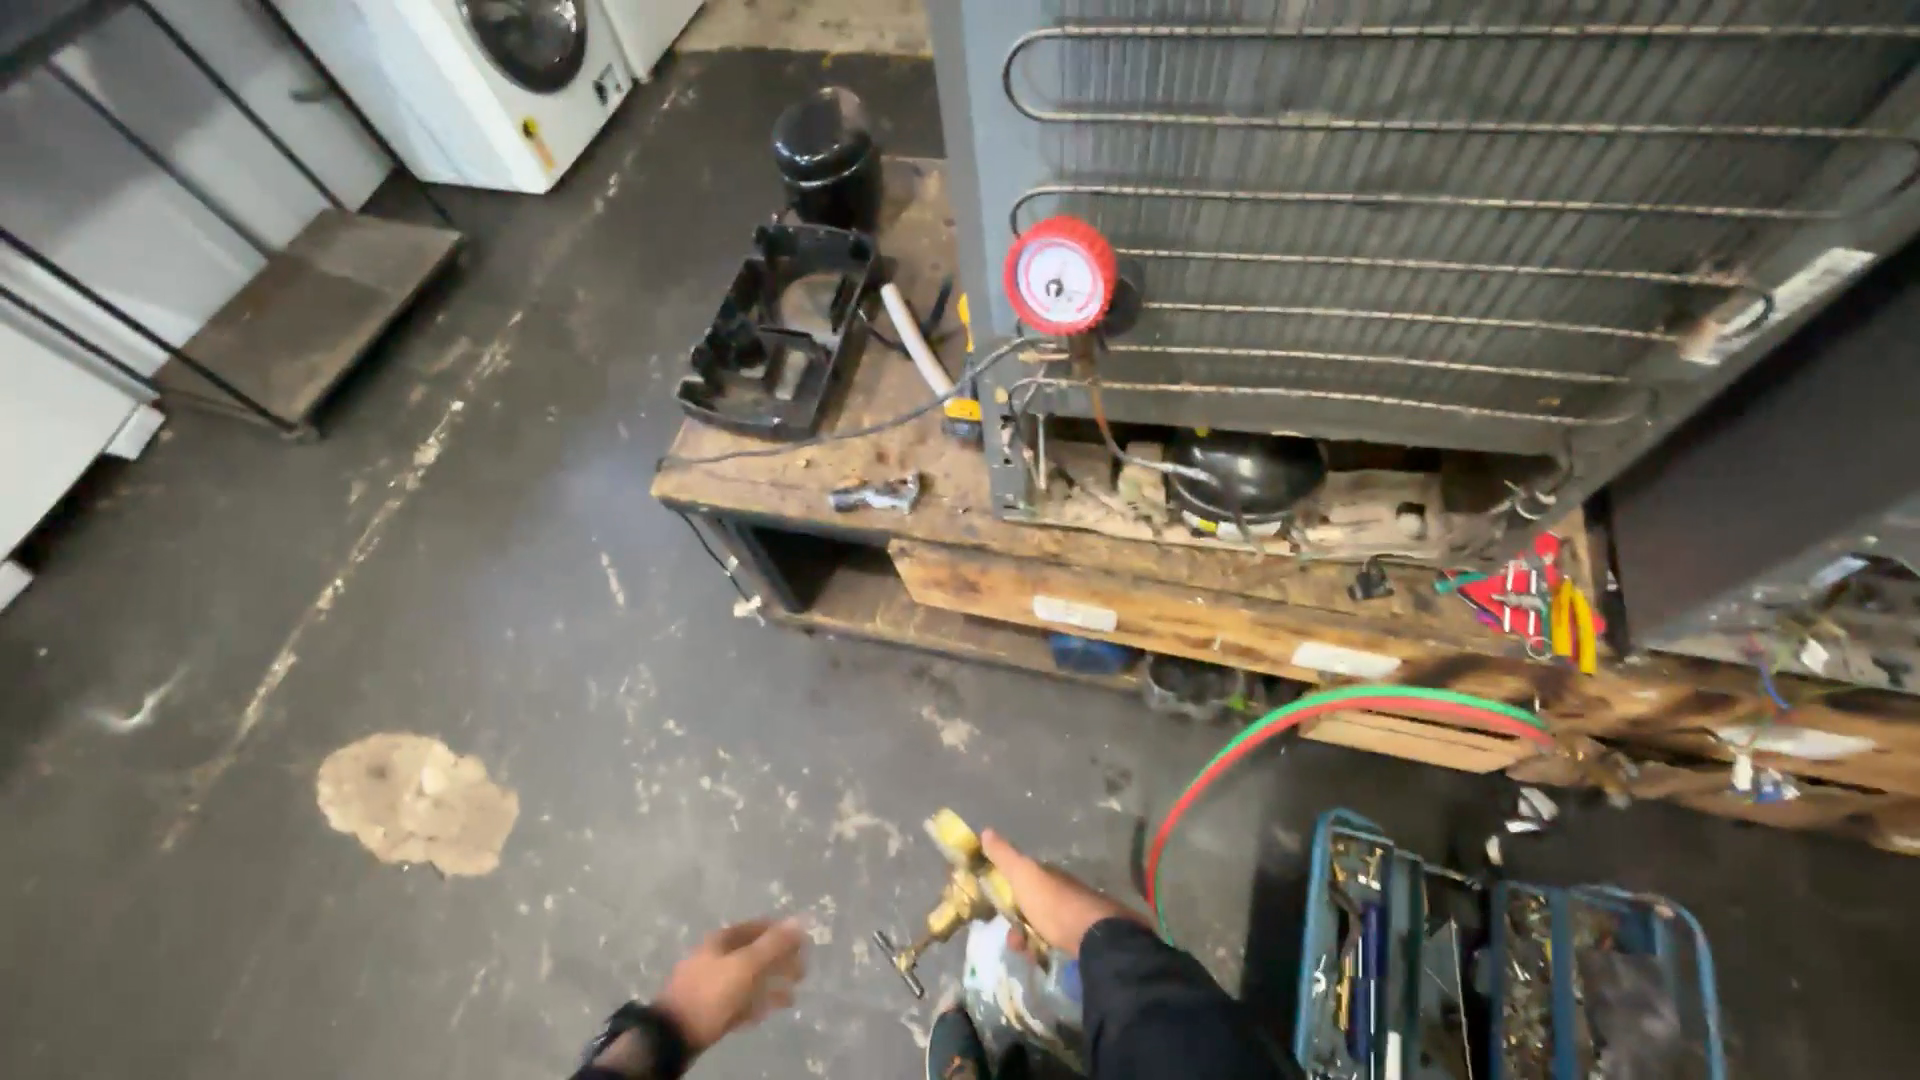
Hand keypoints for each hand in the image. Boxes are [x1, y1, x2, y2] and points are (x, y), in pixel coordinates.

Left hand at [654, 917, 807, 1055]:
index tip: (803, 945)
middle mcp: (716, 957)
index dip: (782, 933)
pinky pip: (737, 1001)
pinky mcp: (708, 1009)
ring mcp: (710, 984)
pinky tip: (765, 1013)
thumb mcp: (746, 965)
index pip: (758, 928)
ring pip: (747, 980)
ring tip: (791, 997)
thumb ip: (773, 944)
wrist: (672, 1036)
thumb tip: (800, 920)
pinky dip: (754, 1004)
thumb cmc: (711, 993)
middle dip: (779, 962)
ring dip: (770, 986)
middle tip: (801, 973)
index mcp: (722, 940)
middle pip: (754, 954)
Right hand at [981, 829, 1145, 957]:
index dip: (1007, 891)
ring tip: (1027, 953)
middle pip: (1031, 905)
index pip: (1023, 877)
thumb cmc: (1053, 904)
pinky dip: (1044, 949)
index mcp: (1047, 874)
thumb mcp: (1023, 876)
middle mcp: (1061, 890)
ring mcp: (1074, 914)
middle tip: (1014, 940)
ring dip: (1028, 940)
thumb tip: (985, 830)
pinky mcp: (1083, 937)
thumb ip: (1004, 856)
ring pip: (1041, 926)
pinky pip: (1055, 942)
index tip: (995, 907)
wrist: (1095, 936)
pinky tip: (1041, 958)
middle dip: (1017, 923)